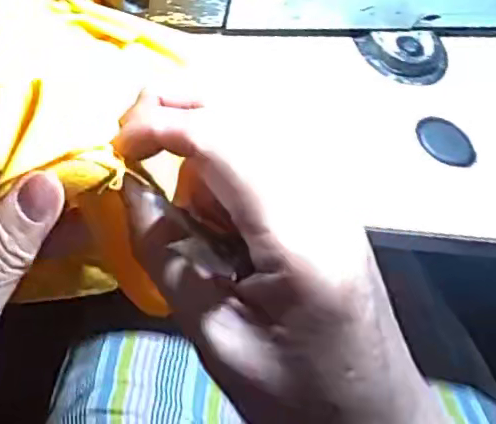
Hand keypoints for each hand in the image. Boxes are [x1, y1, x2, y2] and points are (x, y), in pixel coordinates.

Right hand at [117, 90, 438, 423]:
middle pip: (239, 104)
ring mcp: (326, 183)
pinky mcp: (322, 187)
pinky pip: (261, 138)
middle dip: (176, 103)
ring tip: (168, 168)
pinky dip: (220, 144)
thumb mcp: (219, 340)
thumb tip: (128, 185)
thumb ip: (166, 256)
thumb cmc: (298, 393)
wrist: (377, 414)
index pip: (219, 140)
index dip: (159, 126)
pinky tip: (208, 190)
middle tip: (133, 134)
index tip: (118, 147)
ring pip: (248, 113)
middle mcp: (317, 188)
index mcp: (295, 232)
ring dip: (198, 125)